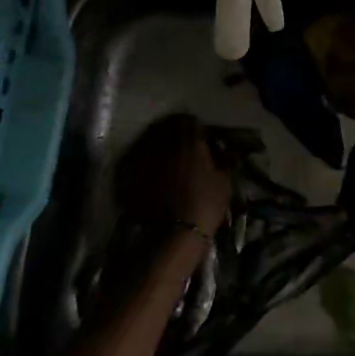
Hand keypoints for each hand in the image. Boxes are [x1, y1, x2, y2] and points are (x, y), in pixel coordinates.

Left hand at [114, 113, 229, 241]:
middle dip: (173, 130)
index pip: (189, 121)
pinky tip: (149, 167)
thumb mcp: (223, 183)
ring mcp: (144, 157)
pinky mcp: (128, 172)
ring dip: (156, 142)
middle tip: (180, 141)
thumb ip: (224, 162)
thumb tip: (225, 150)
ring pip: (149, 139)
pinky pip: (136, 157)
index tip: (197, 134)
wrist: (171, 234)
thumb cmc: (204, 206)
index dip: (194, 126)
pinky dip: (143, 158)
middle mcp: (164, 143)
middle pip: (165, 126)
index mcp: (189, 142)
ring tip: (164, 153)